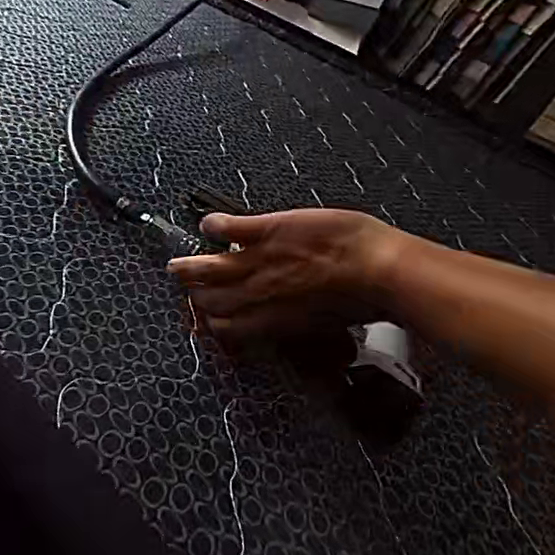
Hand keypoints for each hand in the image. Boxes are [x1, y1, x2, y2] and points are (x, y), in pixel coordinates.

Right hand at [167, 209, 405, 345]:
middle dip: (196, 298)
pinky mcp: (268, 230)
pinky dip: (214, 226)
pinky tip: (208, 224)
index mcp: (272, 321)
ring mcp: (260, 261)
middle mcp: (258, 295)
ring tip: (177, 265)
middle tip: (188, 290)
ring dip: (190, 267)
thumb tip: (292, 324)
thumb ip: (299, 323)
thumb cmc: (361, 301)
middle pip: (211, 302)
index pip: (227, 330)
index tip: (207, 320)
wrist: (376, 269)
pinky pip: (228, 229)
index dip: (213, 325)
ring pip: (209, 269)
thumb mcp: (327, 324)